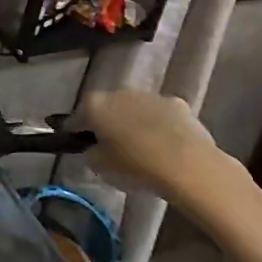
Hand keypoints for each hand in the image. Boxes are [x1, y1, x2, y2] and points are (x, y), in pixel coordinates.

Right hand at [72, 90, 244, 210]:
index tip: (77, 145)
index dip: (74, 133)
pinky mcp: (176, 103)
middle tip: (112, 149)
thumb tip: (94, 149)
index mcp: (94, 106)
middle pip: (106, 109)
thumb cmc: (135, 167)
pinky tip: (167, 146)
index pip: (75, 119)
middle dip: (107, 124)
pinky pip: (160, 115)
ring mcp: (148, 95)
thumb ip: (91, 154)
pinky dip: (160, 126)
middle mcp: (118, 93)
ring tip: (143, 149)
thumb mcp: (101, 169)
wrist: (187, 165)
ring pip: (134, 109)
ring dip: (134, 123)